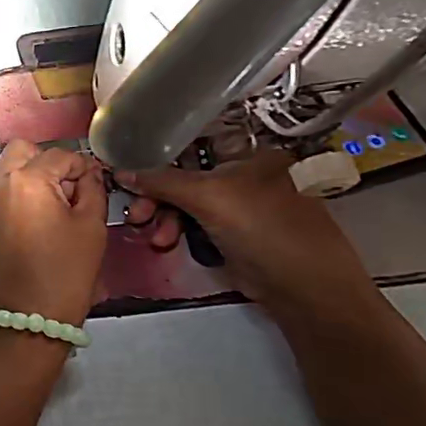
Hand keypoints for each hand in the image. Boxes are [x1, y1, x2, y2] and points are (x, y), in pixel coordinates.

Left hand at [0, 141, 107, 325]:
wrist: (24, 322)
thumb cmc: (62, 276)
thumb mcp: (91, 228)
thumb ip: (92, 189)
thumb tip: (87, 175)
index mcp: (26, 180)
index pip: (59, 155)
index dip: (81, 167)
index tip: (94, 183)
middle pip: (24, 152)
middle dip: (49, 163)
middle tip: (70, 189)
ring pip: (8, 169)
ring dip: (31, 176)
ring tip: (56, 206)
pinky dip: (18, 193)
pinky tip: (40, 218)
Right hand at [117, 150, 373, 312]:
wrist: (303, 287)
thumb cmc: (266, 228)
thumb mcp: (210, 197)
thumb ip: (163, 182)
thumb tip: (122, 171)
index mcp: (248, 150)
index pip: (194, 138)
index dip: (161, 149)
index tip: (131, 164)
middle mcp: (242, 172)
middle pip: (184, 172)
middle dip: (157, 192)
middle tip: (138, 211)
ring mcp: (236, 204)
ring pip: (185, 201)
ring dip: (163, 216)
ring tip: (157, 235)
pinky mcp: (229, 232)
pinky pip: (192, 223)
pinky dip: (176, 230)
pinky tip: (166, 242)